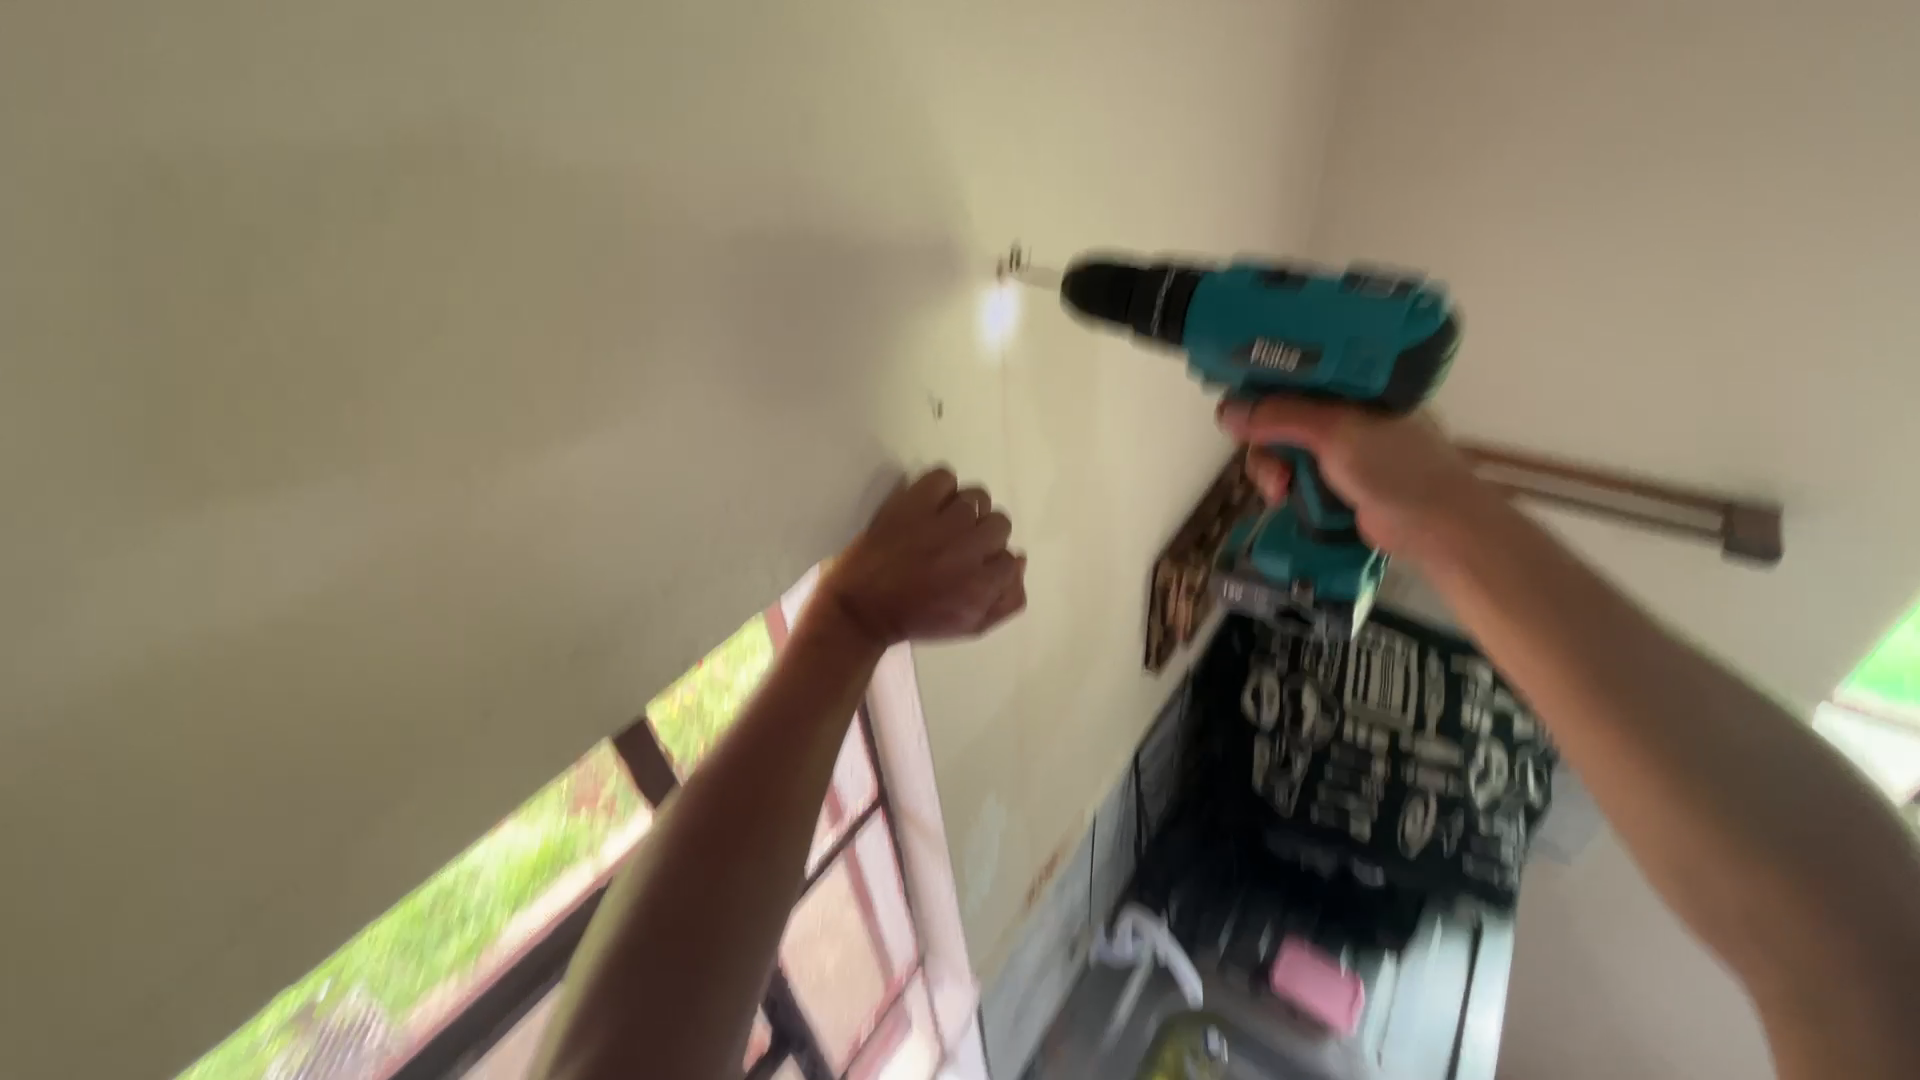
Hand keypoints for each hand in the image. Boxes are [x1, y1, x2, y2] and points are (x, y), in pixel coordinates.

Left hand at [818, 468, 1026, 646]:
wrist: (861, 609)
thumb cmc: (916, 620)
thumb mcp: (970, 627)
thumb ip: (1007, 602)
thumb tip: (1020, 561)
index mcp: (981, 586)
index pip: (1012, 558)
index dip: (993, 561)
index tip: (974, 566)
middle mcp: (967, 551)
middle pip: (1000, 524)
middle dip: (984, 535)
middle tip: (960, 544)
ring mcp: (940, 524)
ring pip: (977, 498)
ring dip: (967, 509)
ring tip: (947, 521)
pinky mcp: (912, 504)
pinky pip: (943, 477)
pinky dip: (942, 487)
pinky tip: (932, 504)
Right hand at [1216, 399, 1485, 555]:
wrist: (1433, 526)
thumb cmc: (1395, 467)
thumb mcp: (1335, 432)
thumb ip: (1280, 418)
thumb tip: (1225, 412)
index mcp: (1355, 385)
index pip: (1297, 374)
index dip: (1263, 386)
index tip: (1239, 406)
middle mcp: (1345, 410)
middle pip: (1279, 414)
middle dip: (1264, 441)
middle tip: (1267, 463)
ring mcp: (1339, 447)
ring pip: (1280, 448)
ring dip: (1270, 469)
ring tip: (1280, 491)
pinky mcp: (1332, 479)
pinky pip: (1291, 473)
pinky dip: (1282, 486)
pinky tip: (1284, 499)